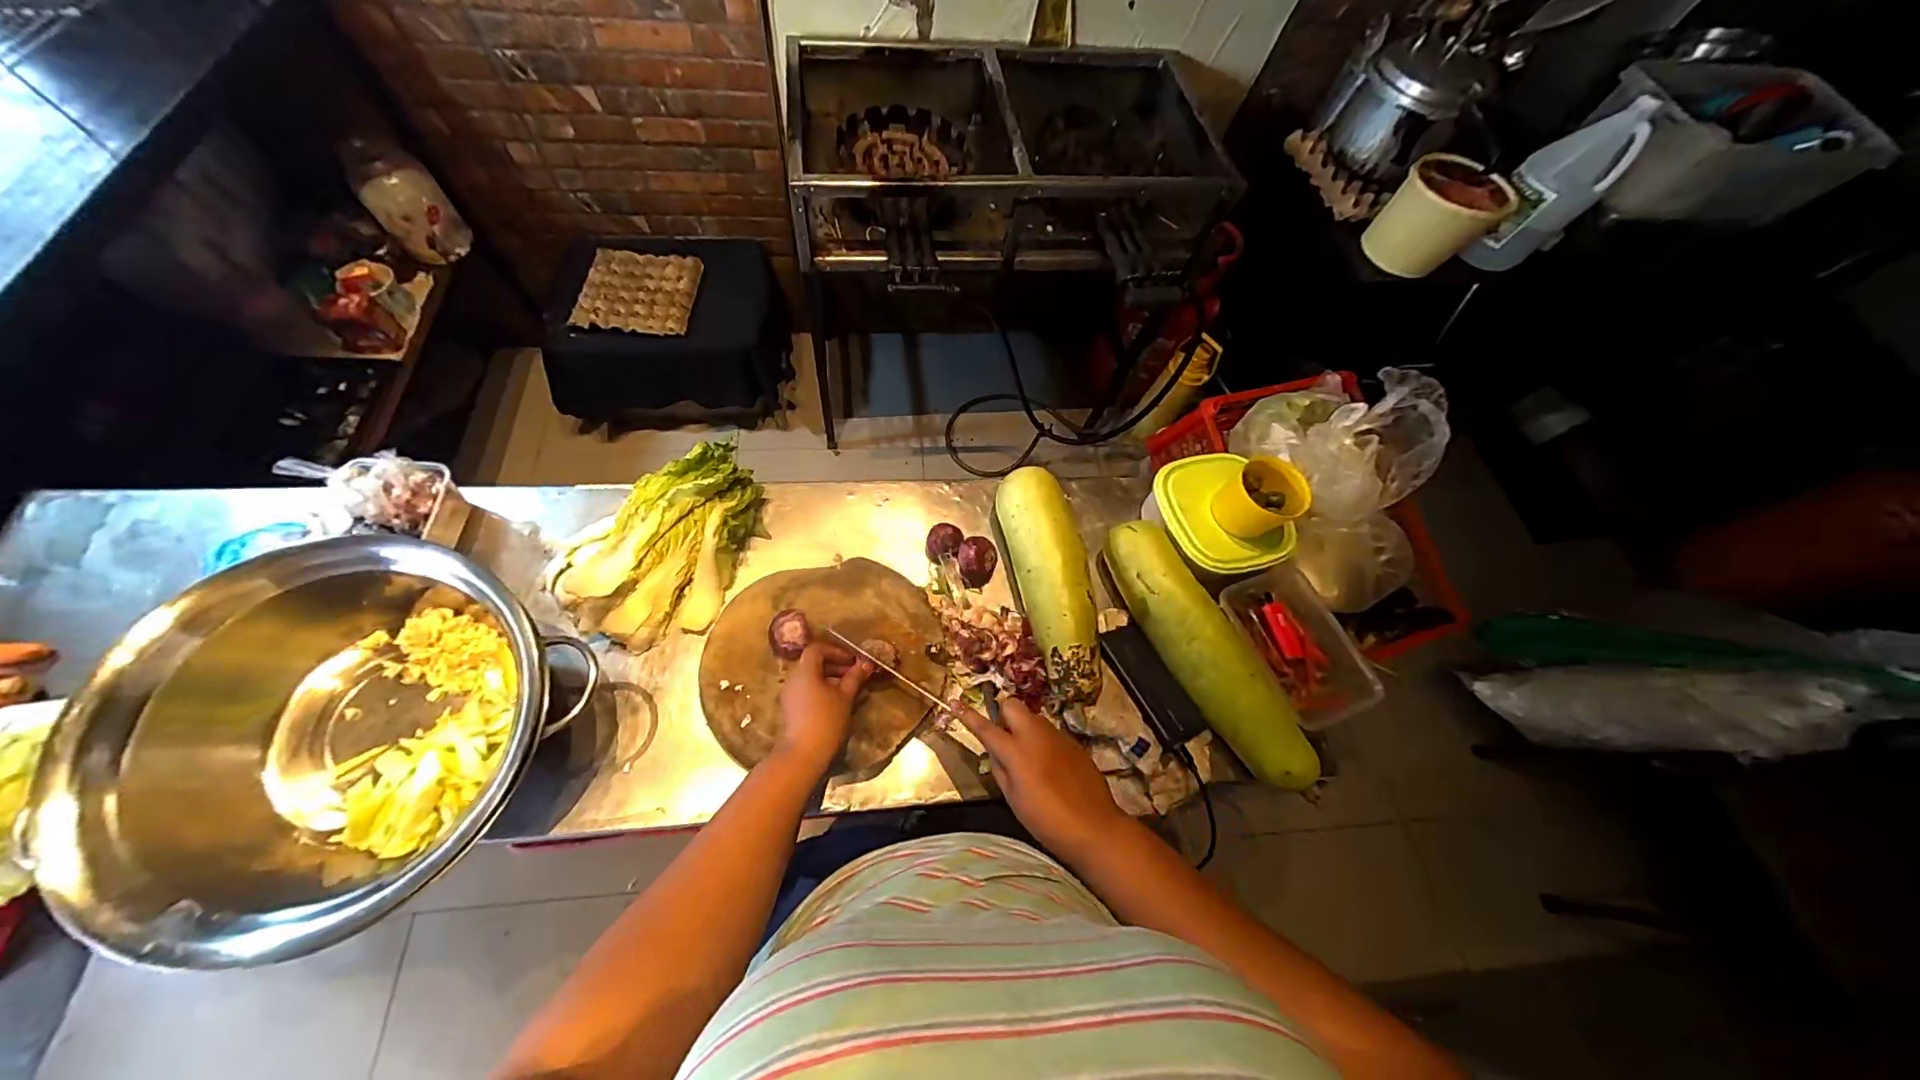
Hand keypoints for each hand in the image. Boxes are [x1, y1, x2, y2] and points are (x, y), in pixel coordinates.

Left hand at [774, 642, 872, 773]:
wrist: (803, 753)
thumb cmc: (826, 720)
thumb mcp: (845, 696)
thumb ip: (855, 677)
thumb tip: (866, 663)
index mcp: (804, 671)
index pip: (817, 649)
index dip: (836, 651)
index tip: (852, 661)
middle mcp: (792, 678)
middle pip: (812, 662)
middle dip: (834, 665)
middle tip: (853, 674)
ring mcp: (789, 694)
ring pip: (809, 677)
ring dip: (828, 678)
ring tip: (847, 689)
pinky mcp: (789, 707)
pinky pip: (805, 689)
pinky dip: (820, 689)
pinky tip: (834, 702)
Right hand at [956, 697, 1128, 858]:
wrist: (1094, 827)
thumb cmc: (1046, 820)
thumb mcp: (1013, 798)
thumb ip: (1000, 770)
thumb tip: (995, 752)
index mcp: (1016, 751)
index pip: (985, 727)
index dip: (968, 714)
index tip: (955, 702)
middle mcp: (1036, 735)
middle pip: (1013, 705)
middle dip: (1003, 714)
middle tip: (1003, 738)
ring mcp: (1058, 736)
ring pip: (1033, 718)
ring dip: (1024, 728)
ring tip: (1027, 757)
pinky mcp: (1073, 744)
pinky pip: (1050, 733)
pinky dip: (1042, 741)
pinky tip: (1049, 767)